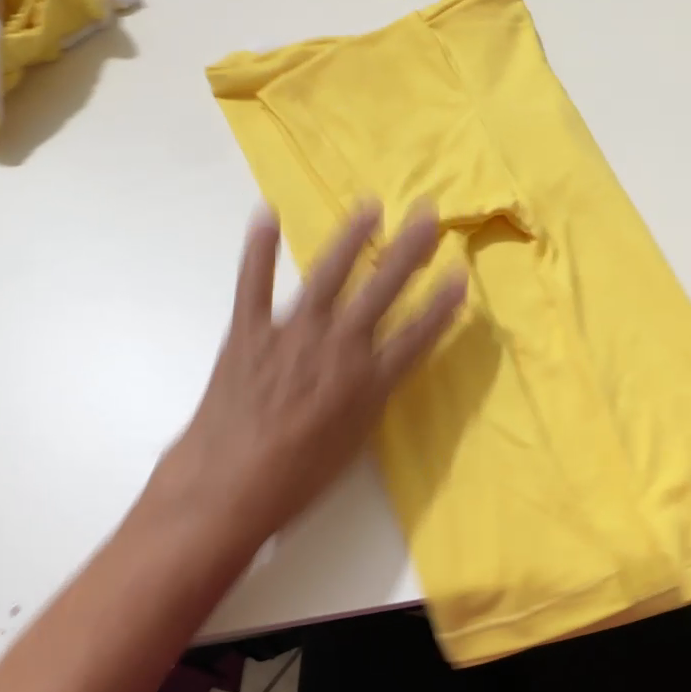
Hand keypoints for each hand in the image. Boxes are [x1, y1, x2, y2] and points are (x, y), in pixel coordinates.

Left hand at [152, 203, 464, 542]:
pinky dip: (259, 250)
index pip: (415, 337)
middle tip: (427, 215)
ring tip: (370, 207)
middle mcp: (336, 348)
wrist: (230, 485)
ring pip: (327, 277)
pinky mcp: (248, 333)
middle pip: (380, 293)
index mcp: (366, 383)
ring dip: (350, 239)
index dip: (441, 307)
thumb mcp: (352, 444)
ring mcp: (290, 335)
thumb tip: (377, 372)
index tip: (460, 276)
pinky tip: (267, 216)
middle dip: (407, 252)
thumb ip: (368, 400)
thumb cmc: (297, 480)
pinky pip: (253, 284)